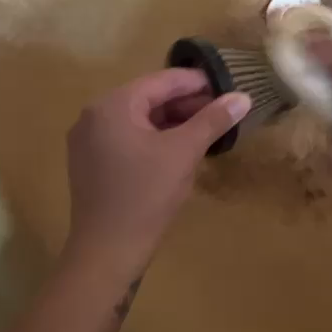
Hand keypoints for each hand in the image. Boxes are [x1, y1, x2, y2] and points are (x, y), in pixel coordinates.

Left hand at [64, 69, 249, 285]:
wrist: (107, 251)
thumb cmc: (146, 195)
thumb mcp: (185, 152)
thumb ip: (213, 119)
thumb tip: (243, 96)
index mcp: (112, 105)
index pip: (163, 81)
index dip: (199, 83)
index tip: (230, 88)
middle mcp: (94, 115)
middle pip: (150, 98)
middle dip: (188, 104)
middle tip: (223, 113)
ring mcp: (89, 140)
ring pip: (141, 119)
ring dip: (174, 121)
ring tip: (208, 131)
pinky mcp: (92, 163)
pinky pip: (130, 137)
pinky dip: (157, 138)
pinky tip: (181, 150)